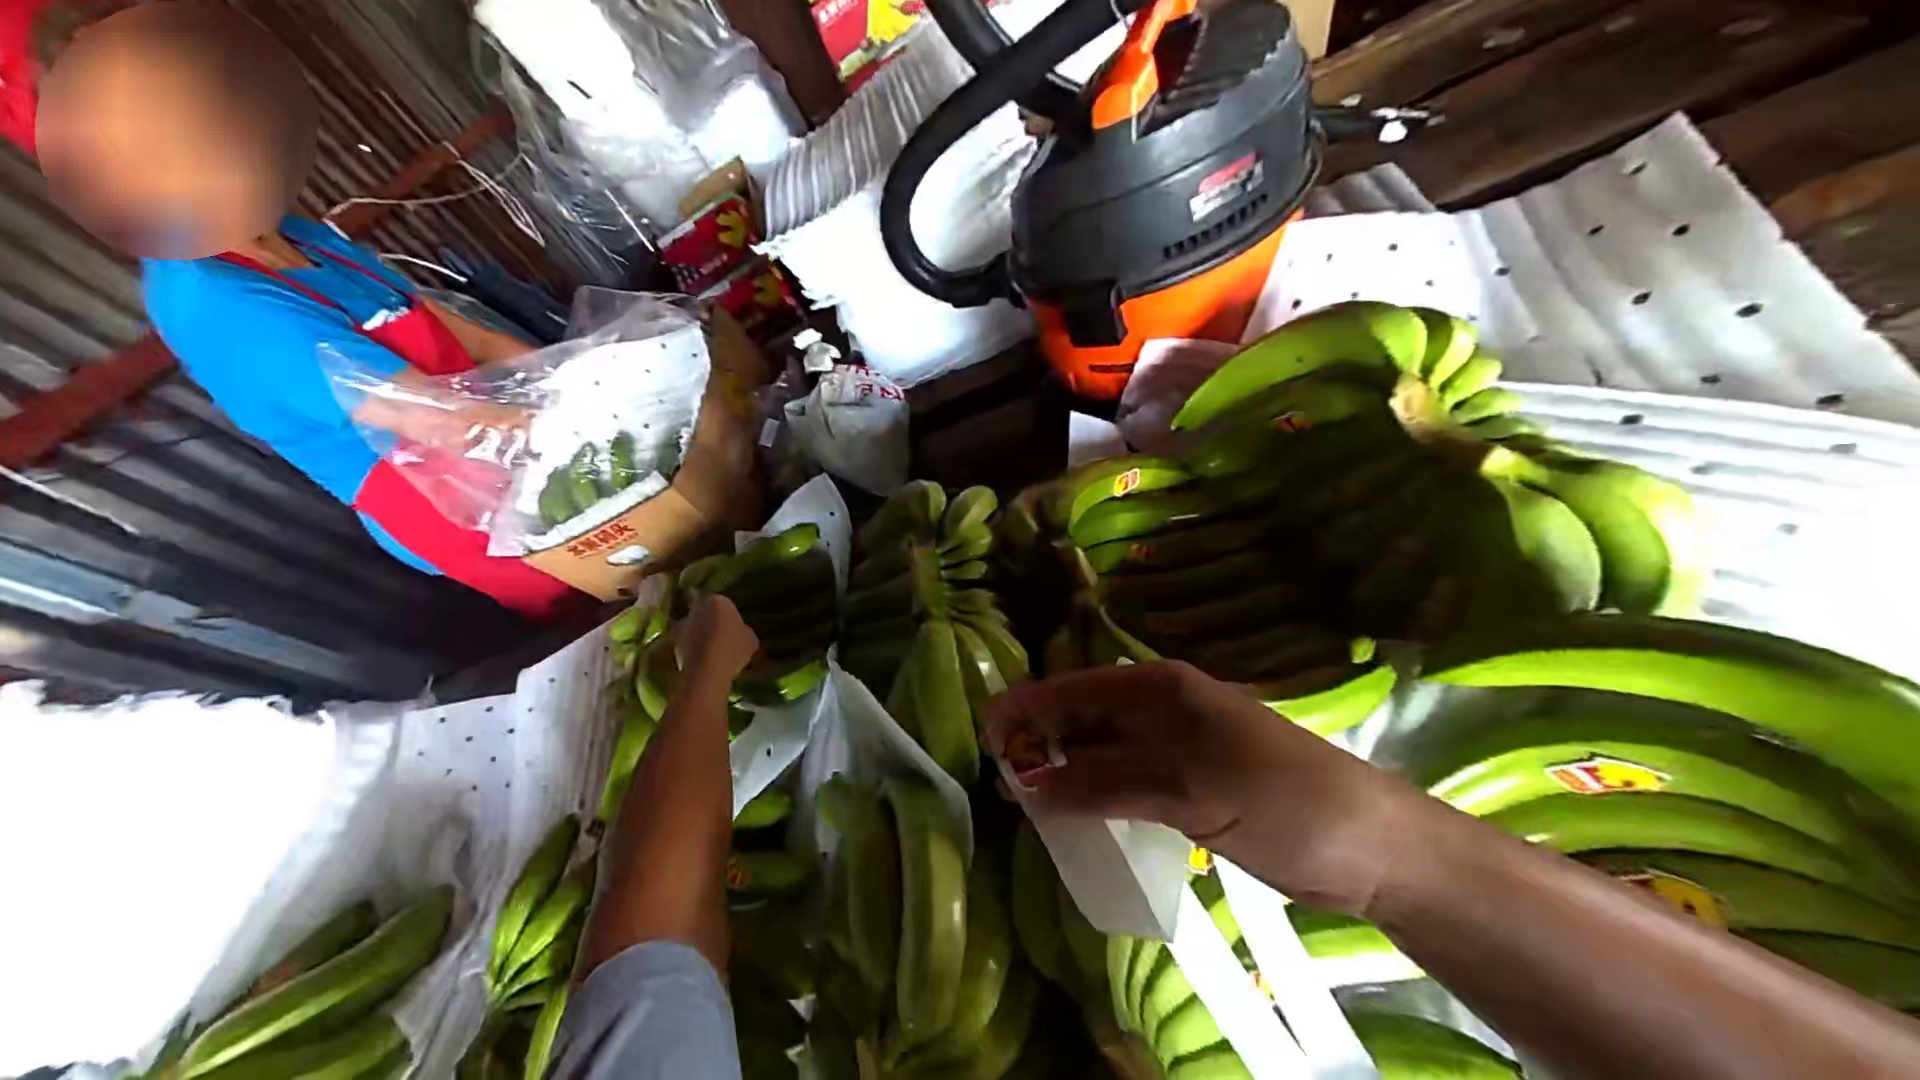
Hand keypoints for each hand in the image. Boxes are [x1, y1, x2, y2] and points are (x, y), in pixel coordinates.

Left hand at [677, 593, 758, 682]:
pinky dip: (692, 648)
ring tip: (709, 648)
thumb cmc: (734, 648)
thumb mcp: (750, 638)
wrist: (709, 669)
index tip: (732, 622)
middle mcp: (698, 608)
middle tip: (720, 633)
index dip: (726, 612)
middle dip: (709, 619)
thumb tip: (740, 631)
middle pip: (703, 611)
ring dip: (698, 633)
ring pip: (692, 626)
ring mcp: (683, 625)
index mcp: (719, 601)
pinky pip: (686, 643)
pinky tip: (702, 659)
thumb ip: (743, 630)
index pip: (721, 602)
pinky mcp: (674, 642)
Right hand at [982, 661, 1438, 915]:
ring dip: (1062, 773)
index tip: (983, 730)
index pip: (1077, 688)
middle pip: (1082, 718)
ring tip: (1021, 802)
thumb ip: (1105, 782)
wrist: (1366, 845)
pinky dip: (1091, 798)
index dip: (1028, 705)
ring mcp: (1170, 749)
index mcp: (1160, 688)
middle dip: (1038, 742)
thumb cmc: (1279, 796)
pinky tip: (1069, 818)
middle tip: (997, 777)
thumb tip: (1029, 784)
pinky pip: (1120, 785)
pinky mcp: (1180, 787)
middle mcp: (1158, 710)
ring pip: (1098, 753)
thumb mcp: (1188, 786)